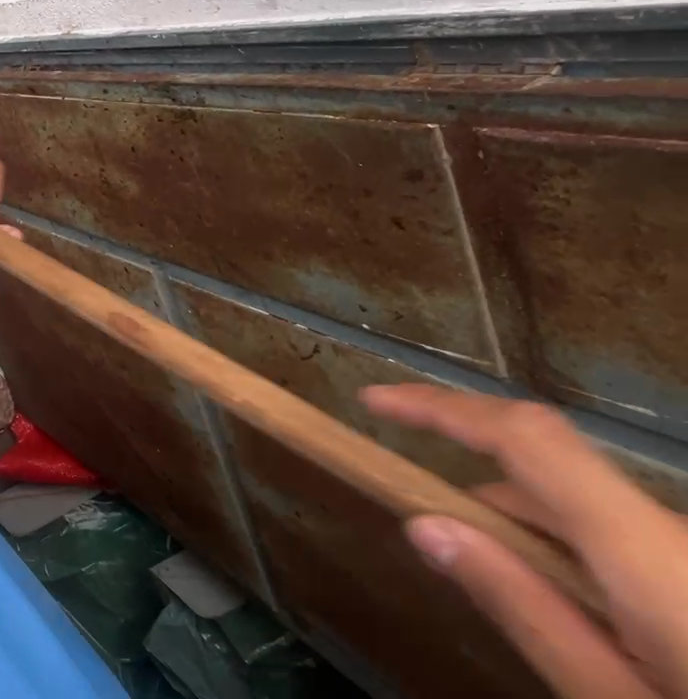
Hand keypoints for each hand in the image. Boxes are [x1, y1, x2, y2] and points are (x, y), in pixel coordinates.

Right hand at [363, 384, 687, 697]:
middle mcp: (686, 538)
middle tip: (444, 551)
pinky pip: (647, 547)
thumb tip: (427, 526)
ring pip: (605, 518)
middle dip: (489, 502)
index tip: (375, 401)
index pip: (528, 438)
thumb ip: (524, 610)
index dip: (443, 406)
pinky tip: (604, 630)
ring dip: (546, 541)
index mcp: (651, 558)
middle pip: (561, 481)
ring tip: (536, 615)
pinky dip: (596, 565)